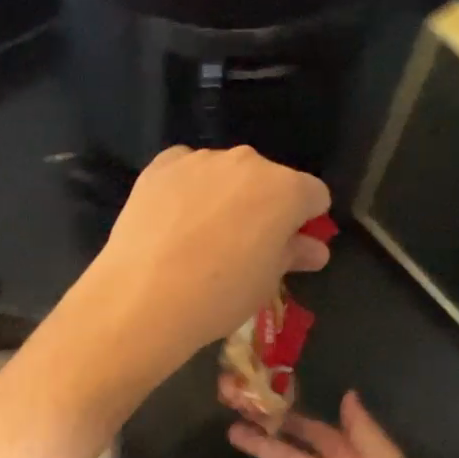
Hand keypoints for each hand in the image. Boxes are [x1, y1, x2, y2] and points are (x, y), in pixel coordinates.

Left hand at [90, 146, 330, 366]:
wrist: (143, 297)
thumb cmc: (219, 296)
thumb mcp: (265, 283)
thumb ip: (292, 255)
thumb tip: (314, 249)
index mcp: (286, 190)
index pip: (314, 196)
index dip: (305, 222)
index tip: (288, 248)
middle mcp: (247, 163)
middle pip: (269, 180)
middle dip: (264, 207)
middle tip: (243, 248)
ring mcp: (201, 160)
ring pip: (226, 174)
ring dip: (225, 197)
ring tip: (201, 240)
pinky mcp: (161, 166)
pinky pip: (186, 171)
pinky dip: (187, 190)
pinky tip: (174, 223)